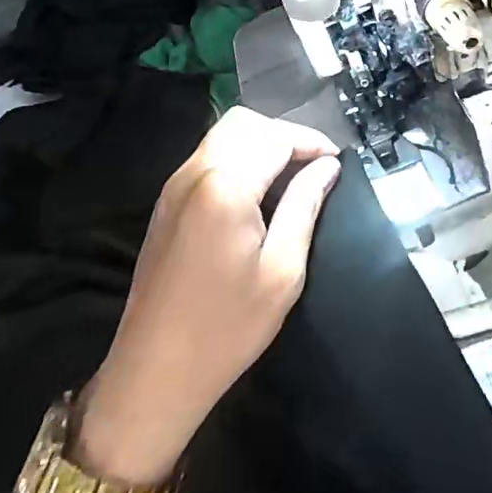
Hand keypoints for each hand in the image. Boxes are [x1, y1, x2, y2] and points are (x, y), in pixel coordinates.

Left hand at [70, 107, 342, 486]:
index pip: (275, 136)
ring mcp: (174, 184)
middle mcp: (195, 172)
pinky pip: (207, 156)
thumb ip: (304, 205)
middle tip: (313, 165)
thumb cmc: (227, 326)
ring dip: (259, 142)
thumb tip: (327, 166)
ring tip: (289, 175)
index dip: (311, 141)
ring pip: (222, 134)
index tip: (337, 161)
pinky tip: (256, 189)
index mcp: (225, 185)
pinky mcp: (166, 201)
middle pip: (244, 123)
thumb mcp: (282, 270)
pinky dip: (236, 156)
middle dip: (284, 133)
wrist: (155, 369)